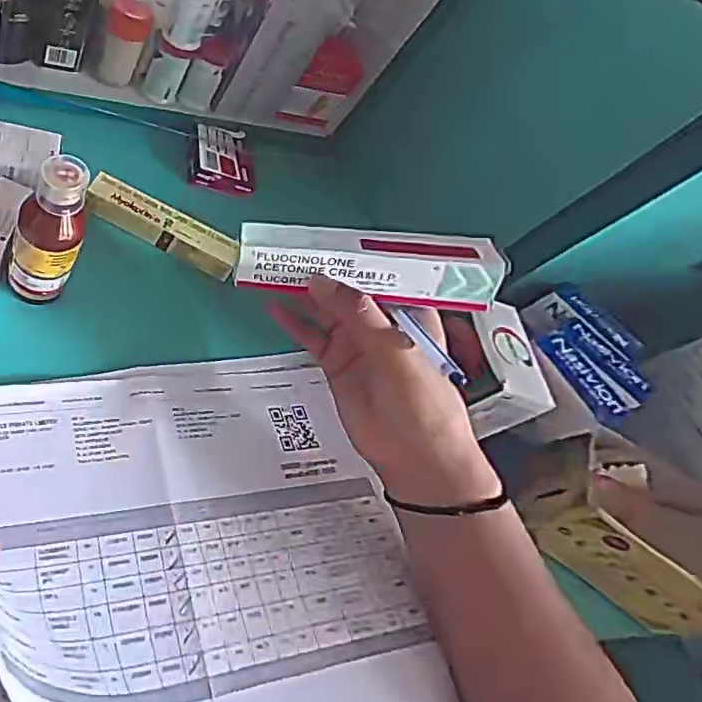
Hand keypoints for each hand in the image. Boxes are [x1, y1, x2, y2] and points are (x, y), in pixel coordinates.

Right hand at [269, 276, 500, 506]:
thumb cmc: (425, 404)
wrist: (416, 458)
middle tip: (291, 255)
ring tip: (276, 274)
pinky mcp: (337, 363)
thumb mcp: (396, 351)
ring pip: (325, 310)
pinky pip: (311, 336)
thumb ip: (359, 314)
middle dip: (322, 274)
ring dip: (303, 294)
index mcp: (408, 314)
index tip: (326, 243)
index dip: (354, 259)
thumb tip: (323, 282)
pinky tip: (276, 307)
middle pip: (346, 291)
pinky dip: (294, 322)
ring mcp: (357, 344)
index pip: (380, 277)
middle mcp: (381, 325)